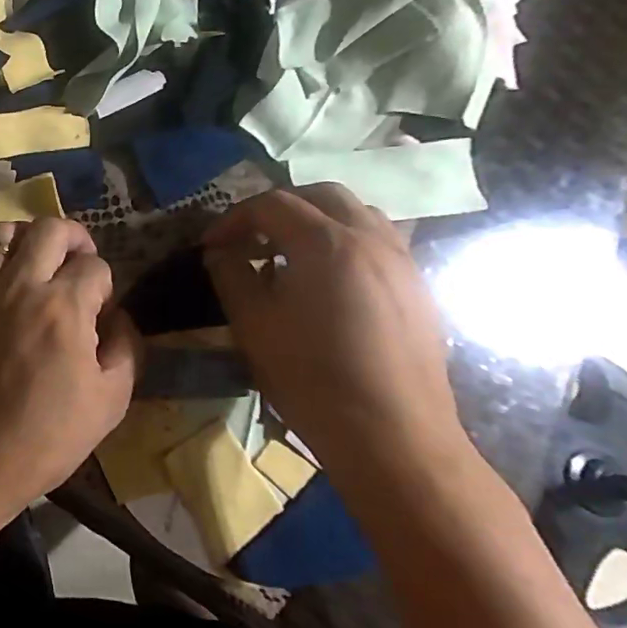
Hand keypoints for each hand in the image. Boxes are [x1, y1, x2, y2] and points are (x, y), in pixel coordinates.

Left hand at [0, 218, 138, 516]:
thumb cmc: (50, 433)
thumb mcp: (112, 398)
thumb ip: (125, 346)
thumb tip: (116, 315)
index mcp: (64, 308)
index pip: (93, 266)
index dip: (106, 284)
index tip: (103, 311)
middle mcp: (21, 286)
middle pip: (49, 229)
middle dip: (75, 238)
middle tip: (82, 263)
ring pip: (4, 231)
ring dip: (29, 237)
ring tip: (43, 261)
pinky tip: (10, 274)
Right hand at [200, 184, 467, 482]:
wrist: (390, 432)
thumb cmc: (309, 374)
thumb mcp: (251, 321)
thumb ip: (231, 274)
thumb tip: (222, 252)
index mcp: (327, 244)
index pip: (272, 205)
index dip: (233, 220)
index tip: (209, 246)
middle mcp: (373, 241)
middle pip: (322, 195)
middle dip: (278, 208)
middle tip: (247, 239)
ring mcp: (404, 263)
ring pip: (358, 214)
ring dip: (315, 221)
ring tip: (285, 255)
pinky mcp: (417, 289)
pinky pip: (378, 242)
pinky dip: (342, 242)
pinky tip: (321, 281)